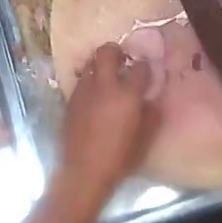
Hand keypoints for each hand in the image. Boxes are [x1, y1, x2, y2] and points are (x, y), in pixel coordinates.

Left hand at [54, 44, 156, 214]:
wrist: (84, 172)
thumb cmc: (120, 157)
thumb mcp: (146, 137)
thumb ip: (152, 114)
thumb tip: (151, 100)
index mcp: (127, 94)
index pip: (139, 67)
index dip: (144, 66)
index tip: (146, 71)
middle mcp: (104, 87)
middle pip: (106, 52)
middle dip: (115, 50)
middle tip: (122, 59)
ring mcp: (83, 93)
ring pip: (90, 66)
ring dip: (100, 67)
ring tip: (106, 78)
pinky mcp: (69, 102)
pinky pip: (80, 83)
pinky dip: (89, 84)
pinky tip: (94, 98)